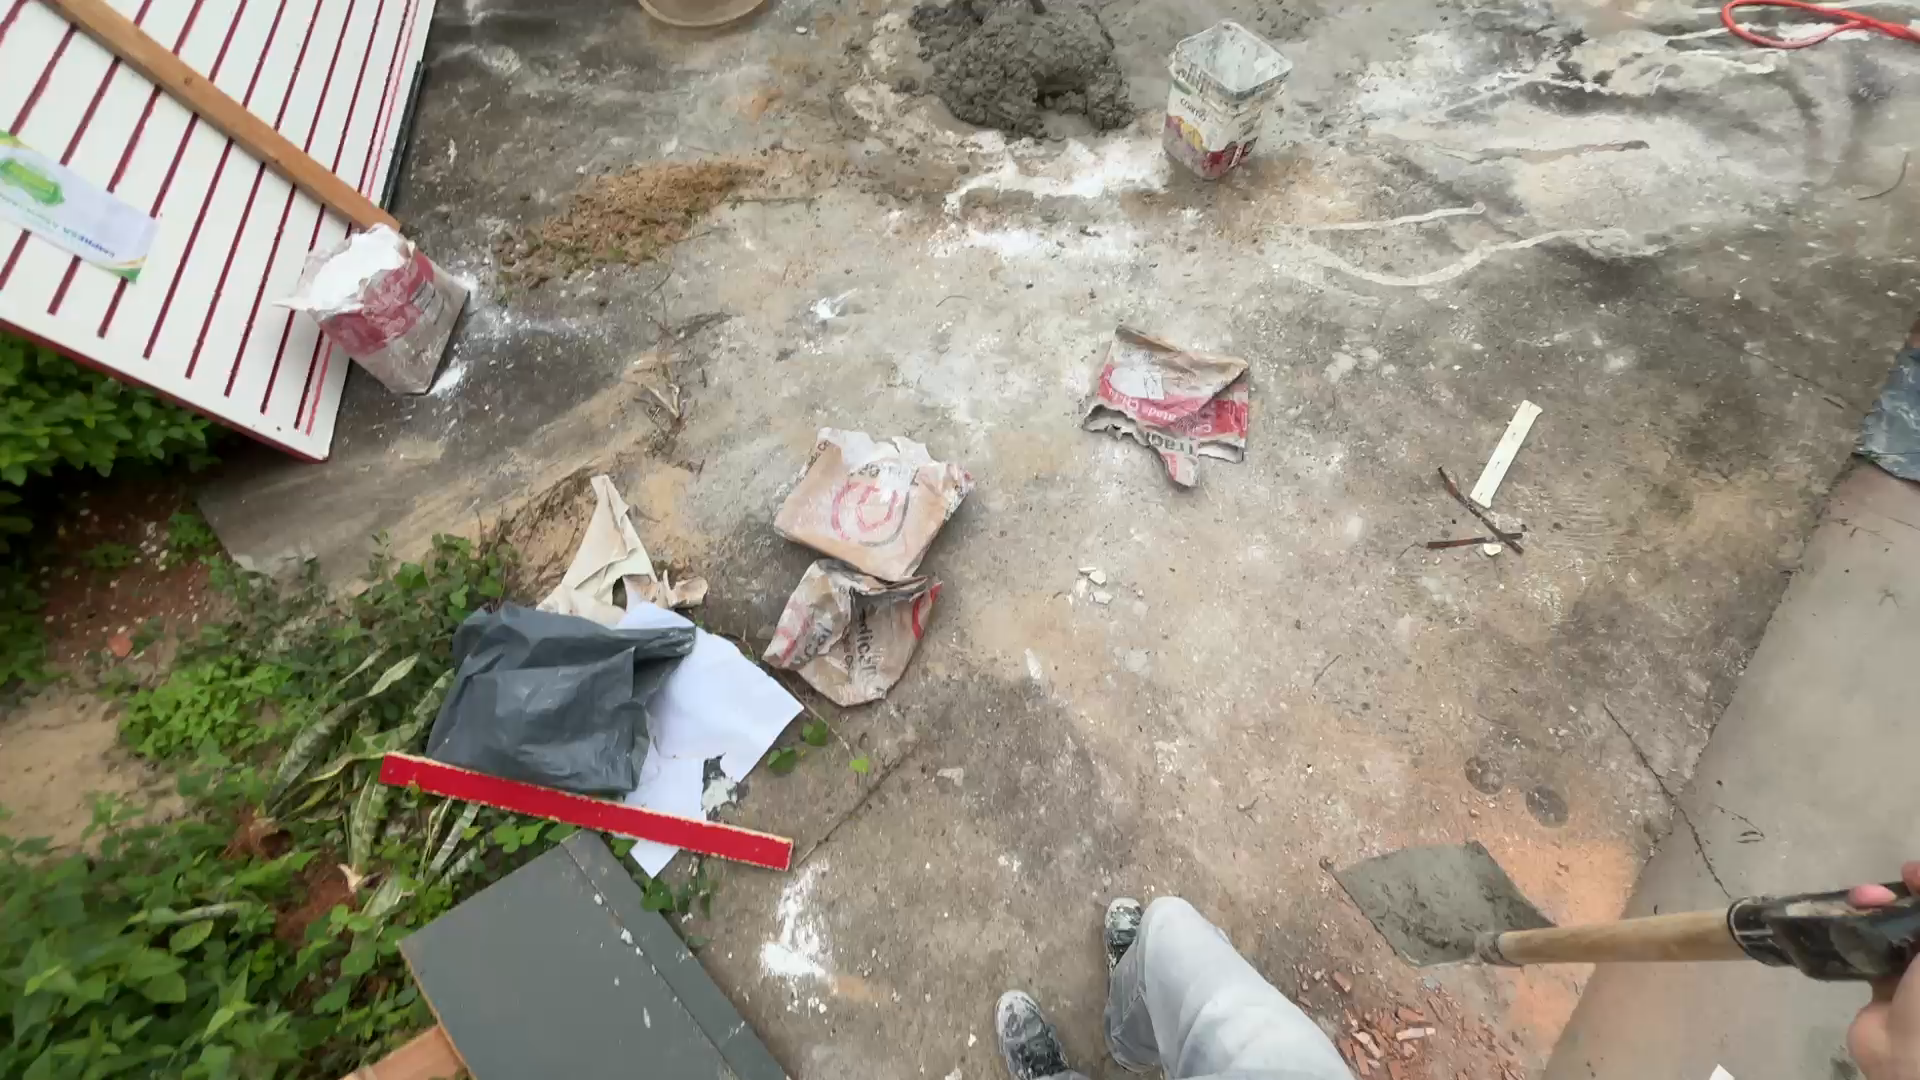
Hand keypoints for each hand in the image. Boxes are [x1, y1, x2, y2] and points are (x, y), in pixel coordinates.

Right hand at [1848, 862, 1919, 1079]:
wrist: (1914, 1059)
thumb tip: (1917, 870)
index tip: (1906, 871)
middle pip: (1916, 922)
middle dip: (1896, 900)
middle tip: (1871, 893)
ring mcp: (1914, 980)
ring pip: (1891, 933)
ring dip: (1868, 913)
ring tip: (1851, 904)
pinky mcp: (1881, 987)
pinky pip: (1865, 951)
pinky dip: (1849, 934)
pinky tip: (1833, 922)